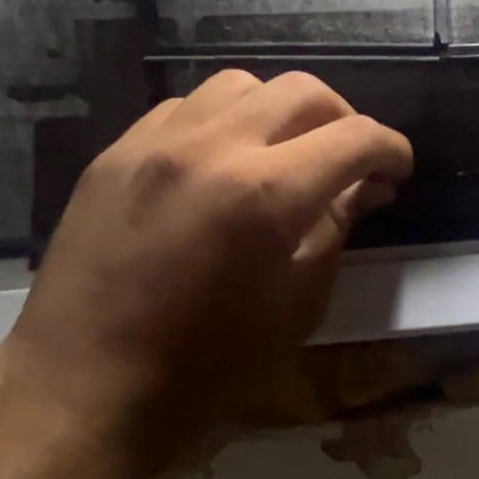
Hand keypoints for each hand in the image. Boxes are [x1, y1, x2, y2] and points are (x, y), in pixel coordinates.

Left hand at [0, 70, 412, 476]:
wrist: (81, 392)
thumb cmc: (206, 366)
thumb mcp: (297, 304)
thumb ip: (336, 229)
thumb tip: (367, 187)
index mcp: (265, 193)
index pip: (355, 138)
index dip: (391, 150)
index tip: (398, 171)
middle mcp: (211, 148)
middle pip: (302, 91)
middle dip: (343, 119)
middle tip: (349, 162)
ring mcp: (154, 145)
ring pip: (241, 86)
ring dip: (280, 112)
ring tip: (285, 153)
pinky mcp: (114, 155)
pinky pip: (185, 109)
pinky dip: (223, 123)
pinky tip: (223, 164)